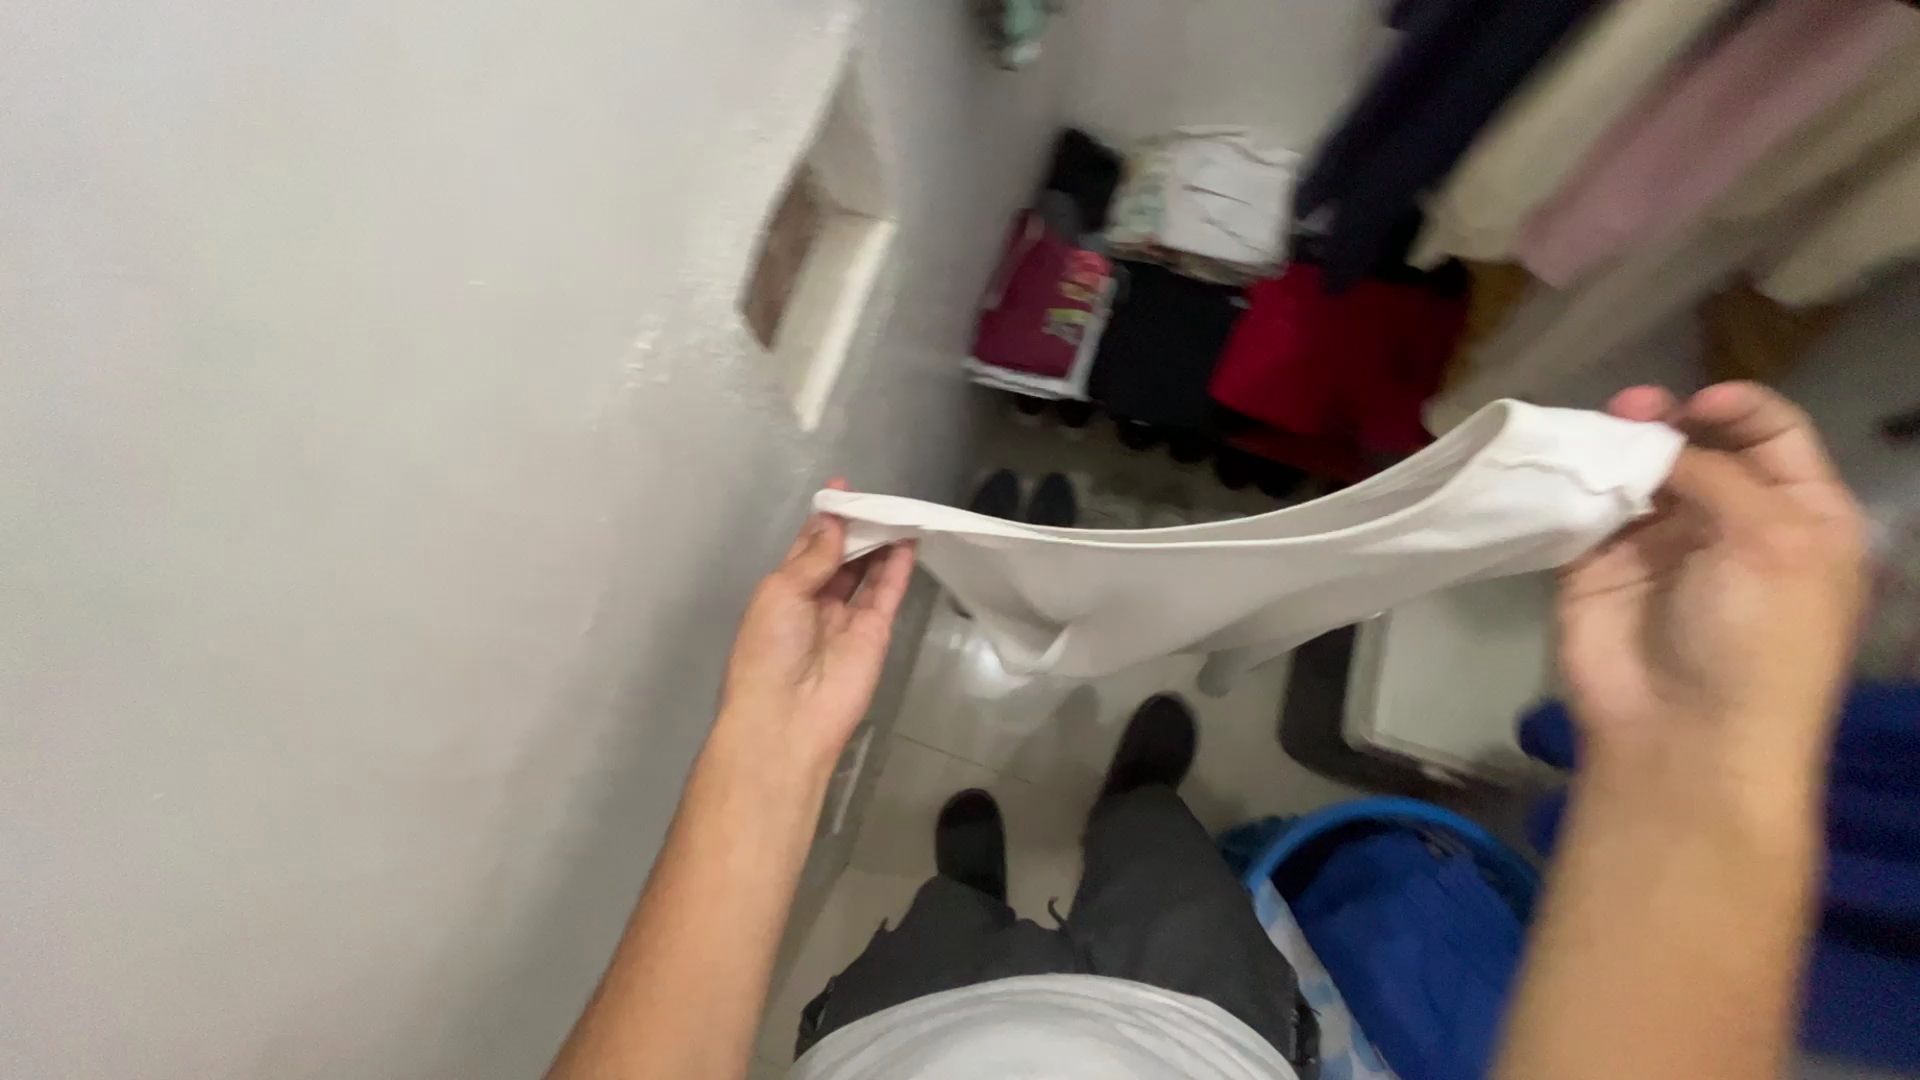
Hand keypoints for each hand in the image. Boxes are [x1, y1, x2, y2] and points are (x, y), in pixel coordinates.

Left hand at [714, 480, 915, 774]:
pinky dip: (899, 566)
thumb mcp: (780, 593)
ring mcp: (848, 616)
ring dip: (880, 542)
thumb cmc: (769, 650)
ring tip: (897, 511)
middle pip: (842, 556)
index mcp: (784, 590)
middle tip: (877, 499)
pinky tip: (908, 539)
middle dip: (857, 527)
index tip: (842, 488)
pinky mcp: (876, 631)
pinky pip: (887, 592)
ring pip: (868, 570)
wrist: (789, 718)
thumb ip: (813, 558)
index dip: (825, 519)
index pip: (808, 547)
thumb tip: (835, 523)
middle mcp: (817, 600)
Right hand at [1558, 382, 1865, 774]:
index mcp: (1796, 516)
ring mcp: (1653, 546)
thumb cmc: (1756, 636)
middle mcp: (1724, 523)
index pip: (1771, 438)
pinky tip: (1554, 475)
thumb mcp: (1772, 544)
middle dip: (1662, 423)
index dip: (1737, 409)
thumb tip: (1652, 442)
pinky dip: (1566, 492)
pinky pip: (1578, 516)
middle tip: (1625, 410)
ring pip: (1628, 479)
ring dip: (1608, 454)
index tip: (1693, 404)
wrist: (1680, 726)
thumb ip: (1718, 476)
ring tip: (1581, 436)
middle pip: (1692, 451)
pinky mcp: (1591, 568)